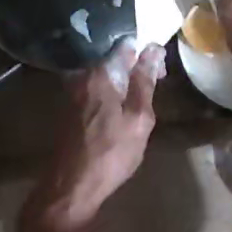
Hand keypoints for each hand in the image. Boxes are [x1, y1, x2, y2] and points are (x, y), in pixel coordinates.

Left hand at [25, 39, 164, 231]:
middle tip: (156, 84)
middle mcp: (81, 75)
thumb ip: (144, 82)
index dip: (147, 52)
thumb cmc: (110, 153)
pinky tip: (122, 108)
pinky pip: (96, 88)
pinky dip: (111, 92)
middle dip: (135, 66)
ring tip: (142, 97)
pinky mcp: (70, 107)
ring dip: (124, 81)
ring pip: (104, 74)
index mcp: (99, 73)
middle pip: (113, 58)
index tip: (162, 69)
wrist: (71, 186)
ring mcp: (72, 91)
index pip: (126, 45)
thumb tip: (153, 49)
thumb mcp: (138, 118)